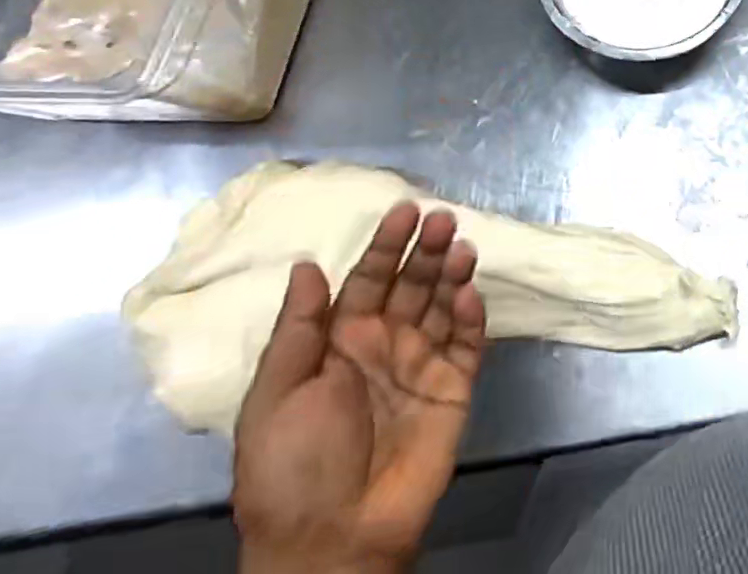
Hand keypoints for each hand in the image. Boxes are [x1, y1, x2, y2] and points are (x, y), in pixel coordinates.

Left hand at [232, 203, 486, 573]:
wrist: (334, 538)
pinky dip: (471, 318)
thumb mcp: (276, 396)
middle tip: (444, 218)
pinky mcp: (454, 386)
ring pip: (442, 305)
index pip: (367, 280)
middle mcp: (385, 344)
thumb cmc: (293, 466)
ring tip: (463, 247)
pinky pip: (467, 344)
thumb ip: (299, 328)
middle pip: (411, 284)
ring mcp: (422, 363)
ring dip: (453, 275)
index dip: (385, 245)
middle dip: (426, 250)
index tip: (405, 211)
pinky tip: (470, 296)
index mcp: (340, 342)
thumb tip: (307, 264)